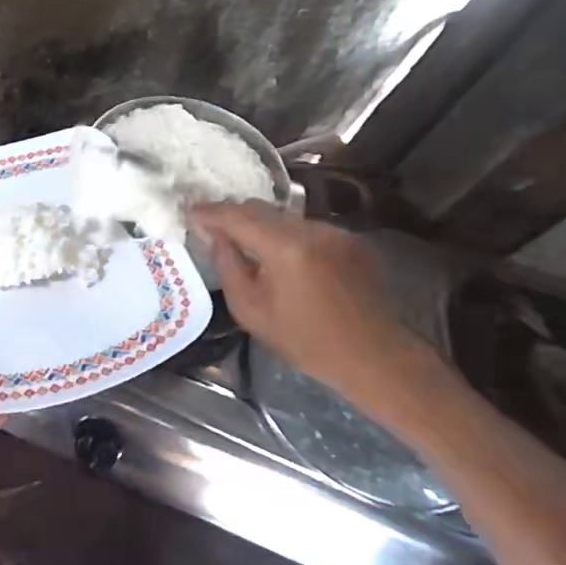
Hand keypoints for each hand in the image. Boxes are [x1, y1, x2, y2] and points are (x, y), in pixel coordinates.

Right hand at [193, 203, 443, 405]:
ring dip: (265, 228)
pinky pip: (309, 229)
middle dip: (236, 217)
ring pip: (286, 218)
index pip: (239, 216)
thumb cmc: (307, 341)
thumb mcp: (253, 312)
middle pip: (263, 209)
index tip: (193, 212)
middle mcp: (312, 228)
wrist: (373, 354)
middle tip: (216, 229)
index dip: (212, 212)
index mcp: (286, 247)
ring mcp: (335, 230)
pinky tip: (289, 261)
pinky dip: (291, 238)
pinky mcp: (351, 239)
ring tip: (252, 247)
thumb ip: (229, 268)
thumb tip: (217, 238)